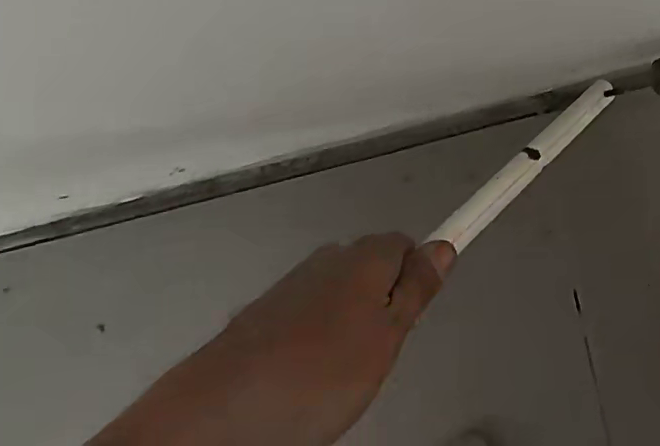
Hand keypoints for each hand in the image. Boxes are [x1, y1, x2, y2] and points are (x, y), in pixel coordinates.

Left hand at [89, 233, 456, 445]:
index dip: (414, 277)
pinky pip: (305, 318)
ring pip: (337, 298)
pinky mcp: (261, 314)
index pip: (407, 244)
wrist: (215, 416)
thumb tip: (444, 244)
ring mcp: (292, 284)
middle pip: (372, 269)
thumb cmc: (319, 374)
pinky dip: (310, 342)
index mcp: (366, 255)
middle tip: (374, 355)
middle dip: (380, 306)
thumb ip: (417, 289)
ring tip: (335, 378)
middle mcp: (330, 257)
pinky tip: (300, 382)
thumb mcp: (387, 338)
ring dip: (344, 327)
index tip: (410, 316)